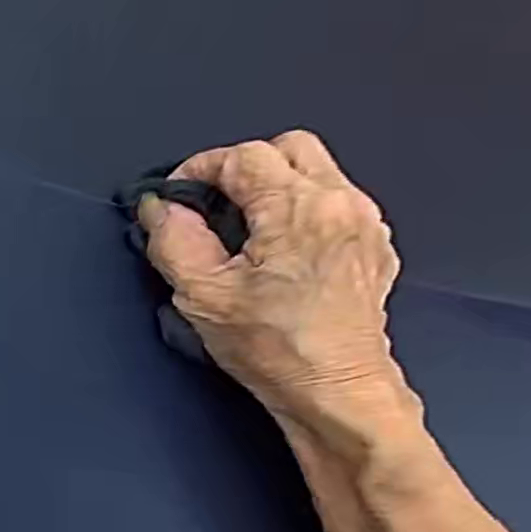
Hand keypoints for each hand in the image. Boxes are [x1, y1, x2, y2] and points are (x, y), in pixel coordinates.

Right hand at [139, 131, 410, 428]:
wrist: (330, 383)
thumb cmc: (267, 343)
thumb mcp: (201, 293)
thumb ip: (175, 241)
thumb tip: (160, 206)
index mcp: (298, 210)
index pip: (245, 157)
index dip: (199, 168)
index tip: (171, 194)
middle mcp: (342, 202)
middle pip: (290, 148)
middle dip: (239, 166)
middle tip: (202, 202)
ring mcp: (364, 221)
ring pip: (314, 171)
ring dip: (267, 186)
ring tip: (231, 227)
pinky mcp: (370, 243)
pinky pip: (330, 201)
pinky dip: (292, 207)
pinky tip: (267, 247)